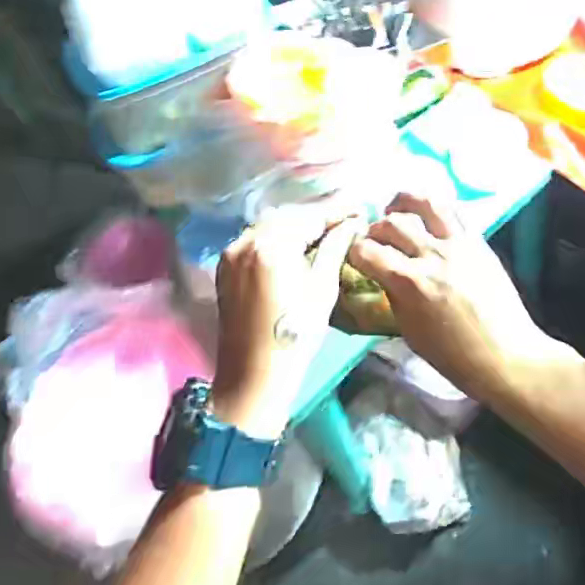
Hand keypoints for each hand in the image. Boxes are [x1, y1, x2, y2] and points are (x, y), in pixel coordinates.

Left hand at [211, 212, 364, 438]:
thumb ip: (335, 248)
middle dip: (315, 215)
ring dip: (296, 224)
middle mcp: (246, 242)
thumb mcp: (322, 288)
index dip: (336, 212)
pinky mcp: (226, 266)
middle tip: (343, 219)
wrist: (254, 376)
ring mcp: (232, 253)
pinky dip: (276, 236)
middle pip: (287, 216)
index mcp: (271, 247)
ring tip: (322, 230)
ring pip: (269, 225)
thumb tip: (351, 223)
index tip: (358, 209)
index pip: (309, 217)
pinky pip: (255, 238)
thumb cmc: (296, 335)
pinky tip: (294, 244)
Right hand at [347, 193, 568, 404]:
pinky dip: (435, 207)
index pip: (366, 251)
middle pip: (392, 223)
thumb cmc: (455, 356)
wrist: (506, 355)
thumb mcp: (410, 331)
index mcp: (410, 283)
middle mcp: (432, 256)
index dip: (352, 250)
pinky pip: (455, 211)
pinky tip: (428, 214)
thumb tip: (383, 275)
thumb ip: (393, 296)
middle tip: (373, 238)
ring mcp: (458, 244)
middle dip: (374, 228)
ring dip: (404, 201)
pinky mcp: (478, 241)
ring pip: (425, 203)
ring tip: (396, 208)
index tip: (352, 254)